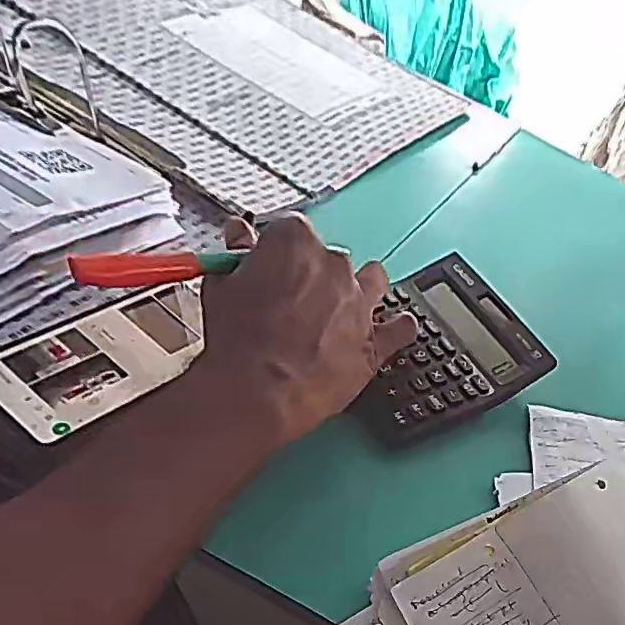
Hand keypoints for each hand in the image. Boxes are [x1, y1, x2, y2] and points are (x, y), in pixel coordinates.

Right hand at [193, 214, 415, 444]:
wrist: (259, 392)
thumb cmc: (238, 342)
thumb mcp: (222, 286)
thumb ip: (237, 256)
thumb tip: (241, 238)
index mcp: (296, 242)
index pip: (292, 232)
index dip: (279, 254)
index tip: (272, 269)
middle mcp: (335, 267)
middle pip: (331, 260)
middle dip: (316, 276)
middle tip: (298, 301)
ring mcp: (360, 305)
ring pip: (374, 281)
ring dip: (362, 289)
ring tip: (345, 308)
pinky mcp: (375, 344)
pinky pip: (402, 328)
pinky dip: (399, 327)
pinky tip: (393, 329)